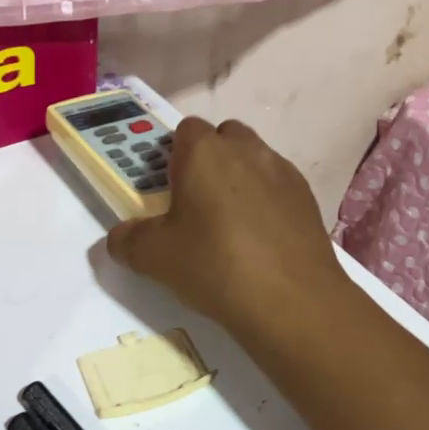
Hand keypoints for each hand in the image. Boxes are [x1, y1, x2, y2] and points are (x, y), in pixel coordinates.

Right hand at [106, 117, 347, 333]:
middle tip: (197, 203)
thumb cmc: (214, 265)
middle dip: (210, 160)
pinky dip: (267, 201)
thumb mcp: (154, 258)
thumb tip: (121, 236)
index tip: (169, 190)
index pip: (185, 130)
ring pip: (254, 159)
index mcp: (204, 151)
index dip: (174, 155)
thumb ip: (128, 240)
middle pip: (223, 137)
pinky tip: (261, 239)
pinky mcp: (307, 196)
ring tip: (231, 224)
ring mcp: (281, 170)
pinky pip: (278, 185)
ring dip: (240, 179)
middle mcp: (246, 149)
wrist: (292, 299)